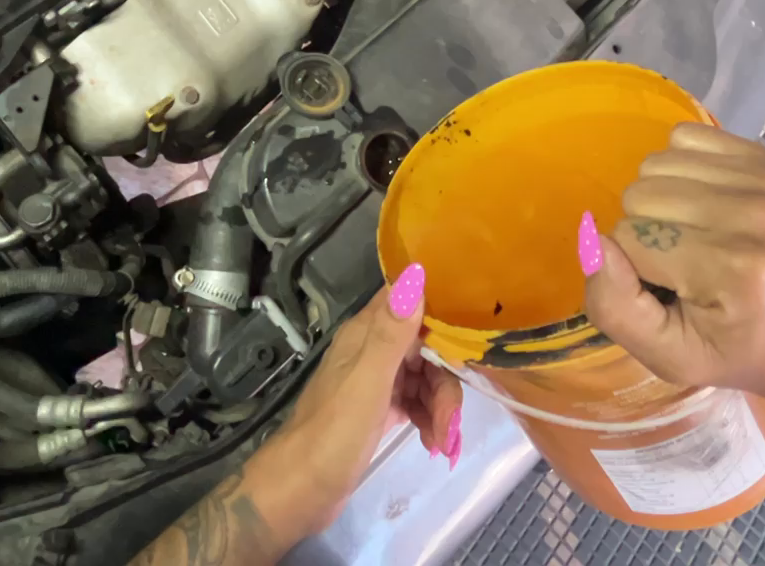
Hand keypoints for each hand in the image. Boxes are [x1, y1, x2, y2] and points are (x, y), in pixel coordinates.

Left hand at [246, 263, 463, 542]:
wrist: (300, 490)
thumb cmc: (333, 432)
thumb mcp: (368, 380)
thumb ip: (392, 331)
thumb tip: (415, 274)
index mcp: (365, 333)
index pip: (410, 303)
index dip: (439, 317)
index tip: (464, 344)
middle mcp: (370, 349)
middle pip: (423, 346)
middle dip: (444, 380)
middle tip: (448, 420)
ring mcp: (373, 379)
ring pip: (422, 376)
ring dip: (439, 405)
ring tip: (440, 440)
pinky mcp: (377, 408)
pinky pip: (413, 400)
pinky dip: (427, 418)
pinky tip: (431, 443)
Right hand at [577, 123, 764, 413]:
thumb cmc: (738, 353)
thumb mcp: (670, 357)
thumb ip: (615, 307)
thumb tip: (595, 240)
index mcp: (733, 271)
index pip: (628, 239)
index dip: (636, 269)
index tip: (675, 292)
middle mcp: (756, 216)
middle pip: (639, 194)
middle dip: (646, 229)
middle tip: (684, 263)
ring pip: (655, 164)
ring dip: (662, 198)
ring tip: (696, 233)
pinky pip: (685, 137)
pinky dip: (681, 167)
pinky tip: (708, 203)